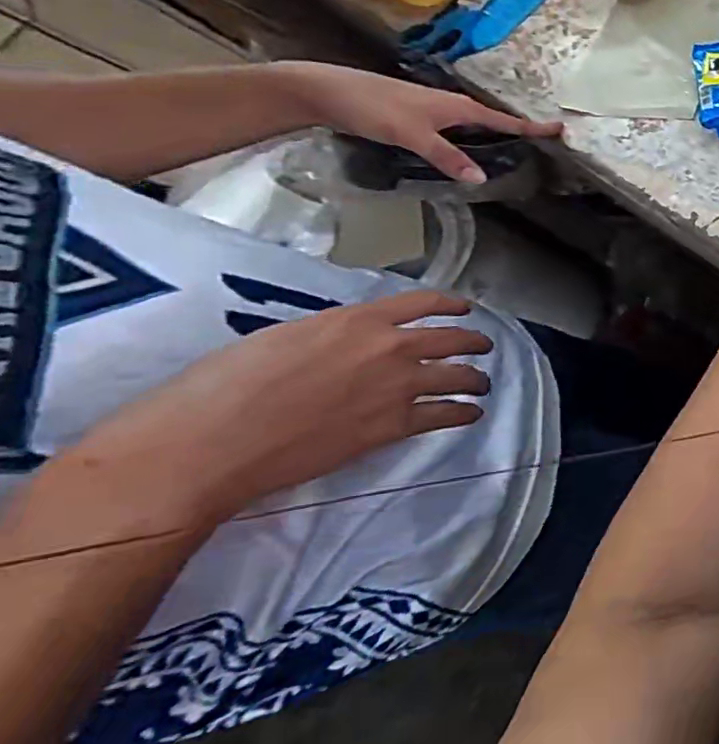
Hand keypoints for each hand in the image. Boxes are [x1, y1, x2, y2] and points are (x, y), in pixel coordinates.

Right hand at [66, 291, 494, 524]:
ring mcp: (398, 386)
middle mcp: (390, 347)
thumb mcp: (281, 338)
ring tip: (482, 383)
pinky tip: (471, 414)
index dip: (451, 305)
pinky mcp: (394, 425)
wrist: (205, 445)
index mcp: (358, 320)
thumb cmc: (220, 387)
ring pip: (459, 376)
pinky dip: (464, 413)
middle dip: (474, 342)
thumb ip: (328, 335)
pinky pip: (446, 414)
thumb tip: (346, 342)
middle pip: (452, 339)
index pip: (422, 303)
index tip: (466, 309)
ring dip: (476, 379)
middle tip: (484, 347)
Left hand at [278, 62, 561, 183]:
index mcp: (459, 107)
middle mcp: (452, 106)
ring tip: (514, 150)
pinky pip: (458, 129)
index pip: (506, 121)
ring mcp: (435, 110)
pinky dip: (472, 138)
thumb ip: (446, 157)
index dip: (533, 127)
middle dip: (520, 131)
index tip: (561, 129)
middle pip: (495, 121)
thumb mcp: (411, 136)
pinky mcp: (418, 116)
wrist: (324, 91)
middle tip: (543, 142)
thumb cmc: (372, 107)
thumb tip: (481, 178)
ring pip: (475, 124)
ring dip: (496, 135)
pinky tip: (467, 150)